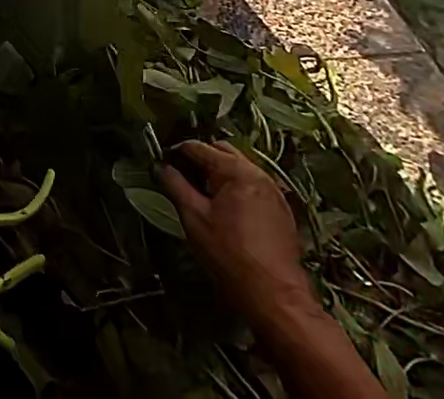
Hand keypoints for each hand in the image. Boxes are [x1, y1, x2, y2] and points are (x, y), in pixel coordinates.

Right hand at [160, 141, 386, 398]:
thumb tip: (162, 167)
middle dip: (201, 160)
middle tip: (183, 179)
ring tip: (202, 196)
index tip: (163, 163)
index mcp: (236, 170)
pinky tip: (226, 211)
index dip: (177, 152)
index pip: (199, 147)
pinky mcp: (281, 209)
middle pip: (222, 152)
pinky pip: (253, 186)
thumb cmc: (229, 255)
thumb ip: (175, 186)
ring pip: (239, 169)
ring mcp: (273, 190)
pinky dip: (236, 188)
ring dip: (219, 174)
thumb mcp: (194, 218)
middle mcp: (258, 173)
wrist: (275, 296)